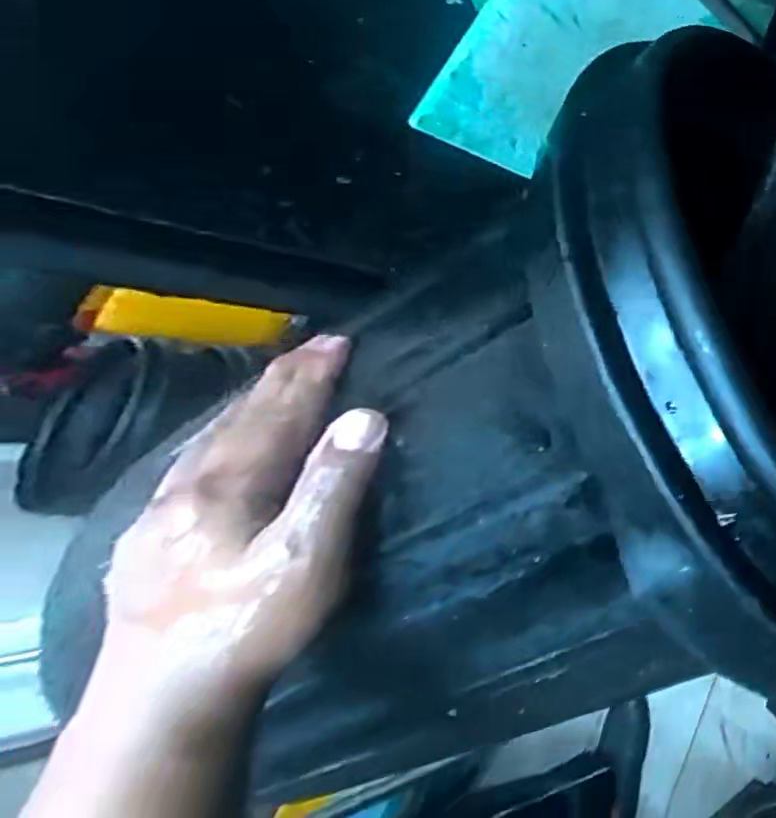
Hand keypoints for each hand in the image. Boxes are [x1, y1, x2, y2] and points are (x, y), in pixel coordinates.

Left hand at [95, 334, 385, 723]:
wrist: (163, 698)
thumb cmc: (253, 621)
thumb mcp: (308, 555)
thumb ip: (334, 483)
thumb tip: (365, 415)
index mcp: (224, 489)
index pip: (275, 416)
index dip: (309, 377)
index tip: (338, 340)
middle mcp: (183, 492)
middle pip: (237, 421)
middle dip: (280, 381)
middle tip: (314, 347)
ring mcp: (157, 518)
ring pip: (206, 442)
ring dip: (247, 404)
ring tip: (274, 382)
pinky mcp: (147, 543)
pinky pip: (190, 467)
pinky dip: (217, 438)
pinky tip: (217, 445)